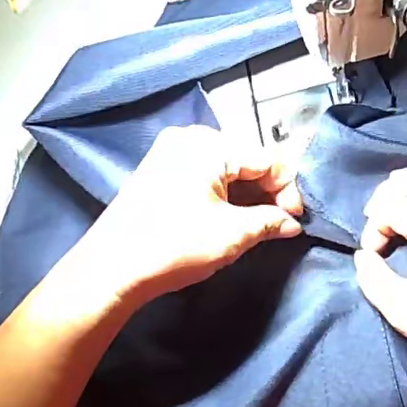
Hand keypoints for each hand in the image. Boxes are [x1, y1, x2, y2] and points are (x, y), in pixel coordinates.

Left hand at [71, 125, 303, 305]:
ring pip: (224, 168)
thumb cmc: (172, 246)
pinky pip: (202, 173)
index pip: (266, 159)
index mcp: (209, 144)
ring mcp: (169, 152)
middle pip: (245, 159)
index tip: (294, 218)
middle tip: (278, 223)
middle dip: (266, 191)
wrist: (111, 268)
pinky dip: (221, 193)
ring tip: (255, 225)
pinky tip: (228, 217)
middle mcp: (188, 138)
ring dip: (244, 194)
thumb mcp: (232, 235)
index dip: (287, 189)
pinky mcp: (157, 170)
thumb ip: (269, 222)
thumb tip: (291, 223)